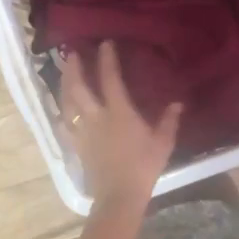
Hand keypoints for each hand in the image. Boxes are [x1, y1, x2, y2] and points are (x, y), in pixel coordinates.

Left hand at [61, 41, 181, 208]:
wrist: (119, 195)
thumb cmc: (144, 167)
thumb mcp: (163, 143)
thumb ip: (169, 121)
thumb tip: (177, 104)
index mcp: (119, 112)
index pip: (110, 78)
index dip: (107, 59)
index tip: (105, 44)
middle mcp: (96, 116)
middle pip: (79, 87)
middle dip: (74, 68)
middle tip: (71, 53)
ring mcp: (83, 131)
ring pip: (68, 103)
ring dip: (64, 85)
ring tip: (65, 74)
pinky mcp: (76, 145)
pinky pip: (65, 124)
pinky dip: (62, 113)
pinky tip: (61, 109)